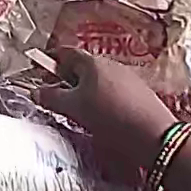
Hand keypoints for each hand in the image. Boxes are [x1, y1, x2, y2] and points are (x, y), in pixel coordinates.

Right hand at [33, 48, 175, 167]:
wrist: (155, 137)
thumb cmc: (108, 116)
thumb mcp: (72, 108)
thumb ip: (50, 97)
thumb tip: (35, 91)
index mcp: (91, 62)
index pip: (64, 53)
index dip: (49, 61)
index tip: (40, 73)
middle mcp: (110, 64)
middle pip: (81, 66)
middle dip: (66, 79)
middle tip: (57, 96)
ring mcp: (128, 77)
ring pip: (97, 79)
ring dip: (84, 90)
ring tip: (79, 109)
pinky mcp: (140, 92)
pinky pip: (113, 90)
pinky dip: (102, 98)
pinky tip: (102, 115)